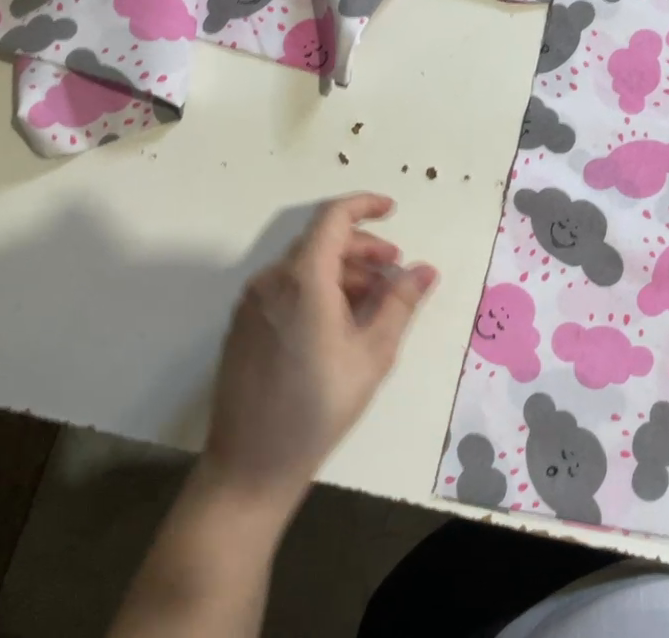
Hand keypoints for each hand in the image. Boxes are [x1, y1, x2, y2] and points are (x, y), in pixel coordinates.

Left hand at [200, 193, 436, 512]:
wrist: (250, 464)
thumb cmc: (319, 407)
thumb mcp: (373, 354)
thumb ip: (400, 303)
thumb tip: (425, 270)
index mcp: (303, 280)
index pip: (333, 218)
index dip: (365, 206)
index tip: (392, 210)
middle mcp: (271, 281)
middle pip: (320, 242)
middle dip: (362, 248)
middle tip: (395, 270)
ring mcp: (252, 303)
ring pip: (304, 266)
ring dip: (343, 271)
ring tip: (374, 302)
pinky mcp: (243, 325)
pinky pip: (286, 288)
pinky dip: (318, 289)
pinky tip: (340, 322)